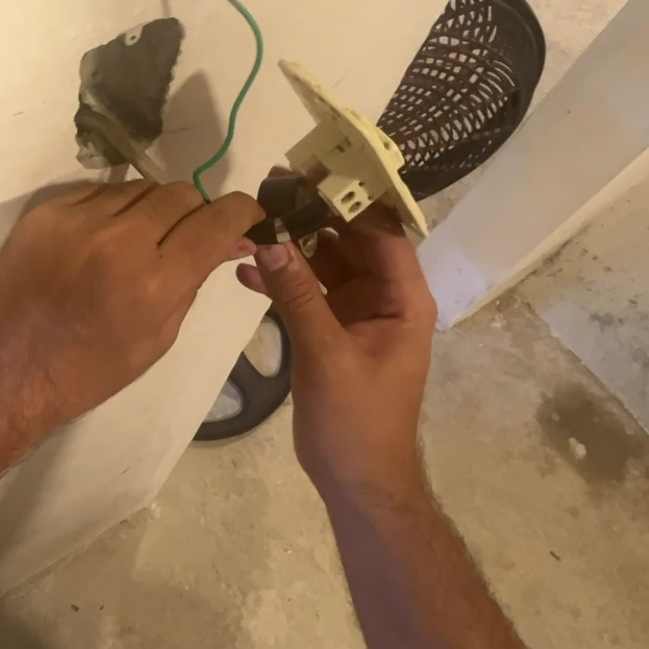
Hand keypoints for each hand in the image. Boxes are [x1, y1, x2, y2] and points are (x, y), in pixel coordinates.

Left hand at [0, 182, 264, 434]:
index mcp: (154, 282)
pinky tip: (102, 238)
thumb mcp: (159, 337)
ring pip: (140, 187)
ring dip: (152, 209)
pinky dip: (112, 209)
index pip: (218, 221)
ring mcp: (78, 220)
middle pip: (181, 194)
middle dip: (195, 212)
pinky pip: (98, 191)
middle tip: (184, 238)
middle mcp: (119, 240)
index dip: (242, 213)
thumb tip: (230, 241)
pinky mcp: (46, 212)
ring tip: (138, 240)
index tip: (246, 218)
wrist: (10, 370)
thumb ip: (195, 281)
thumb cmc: (91, 368)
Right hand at [237, 205, 436, 500]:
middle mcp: (383, 298)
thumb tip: (269, 240)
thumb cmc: (357, 419)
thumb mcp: (326, 354)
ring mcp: (355, 314)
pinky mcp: (330, 331)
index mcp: (403, 300)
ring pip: (324, 264)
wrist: (356, 478)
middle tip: (271, 187)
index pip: (383, 233)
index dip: (352, 200)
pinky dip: (281, 282)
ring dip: (292, 247)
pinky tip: (245, 271)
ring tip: (252, 222)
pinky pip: (306, 294)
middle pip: (350, 242)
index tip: (313, 170)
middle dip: (313, 216)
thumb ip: (297, 295)